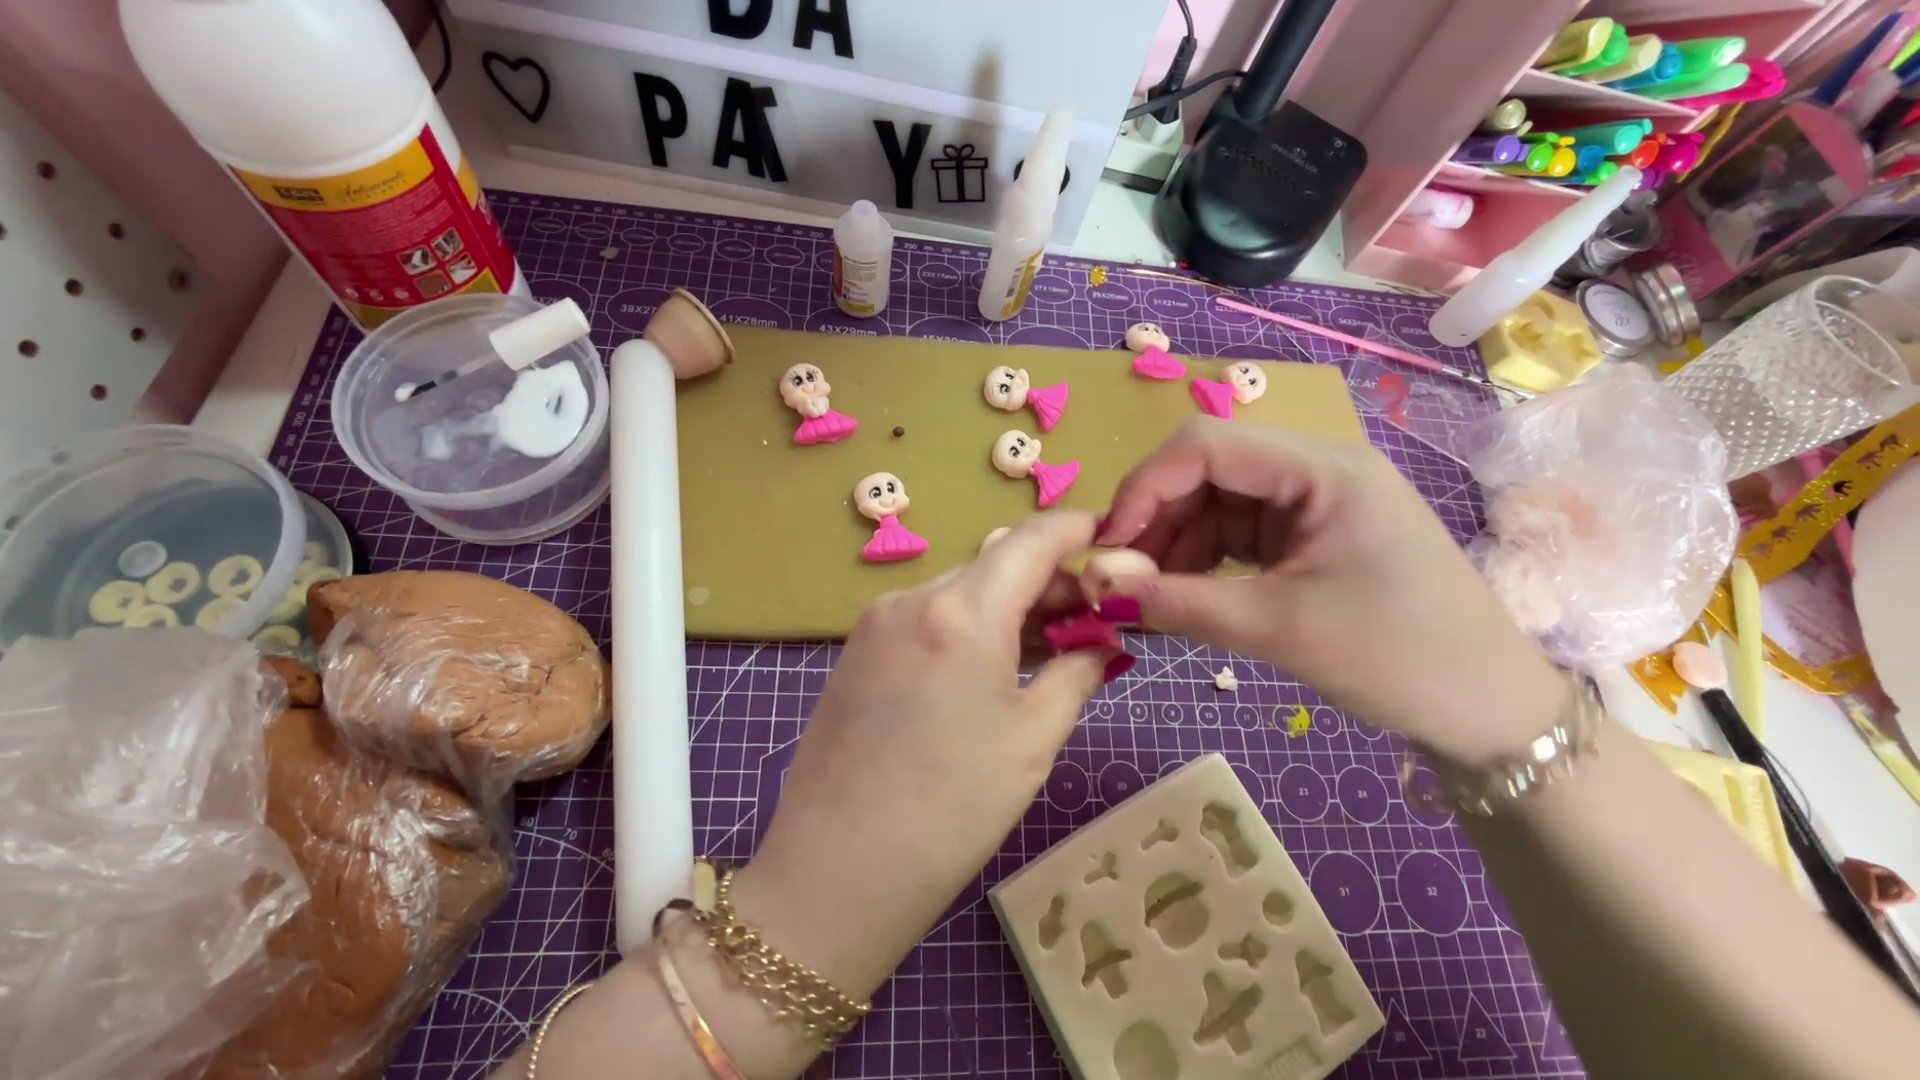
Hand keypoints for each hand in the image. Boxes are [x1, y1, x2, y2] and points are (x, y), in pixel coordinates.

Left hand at [733, 512, 1116, 997]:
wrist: (838, 870)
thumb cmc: (952, 808)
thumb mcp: (1033, 738)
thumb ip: (1076, 671)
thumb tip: (1103, 640)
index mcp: (961, 611)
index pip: (1032, 539)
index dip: (1078, 530)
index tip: (1111, 539)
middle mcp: (911, 598)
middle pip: (994, 562)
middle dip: (1047, 579)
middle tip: (1091, 619)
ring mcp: (874, 622)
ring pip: (958, 590)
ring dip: (1007, 605)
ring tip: (1049, 646)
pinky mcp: (855, 652)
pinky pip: (925, 618)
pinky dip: (966, 626)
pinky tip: (989, 665)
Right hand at [1097, 419, 1563, 762]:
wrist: (1489, 708)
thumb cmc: (1397, 657)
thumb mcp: (1279, 629)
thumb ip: (1181, 604)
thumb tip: (1098, 590)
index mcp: (1323, 468)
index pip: (1205, 445)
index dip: (1144, 487)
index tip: (1107, 547)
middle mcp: (1317, 470)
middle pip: (1207, 470)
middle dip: (1155, 520)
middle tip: (1119, 579)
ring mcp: (1316, 504)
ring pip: (1217, 504)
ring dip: (1175, 546)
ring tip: (1147, 598)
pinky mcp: (1313, 537)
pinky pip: (1239, 534)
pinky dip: (1204, 562)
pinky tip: (1181, 596)